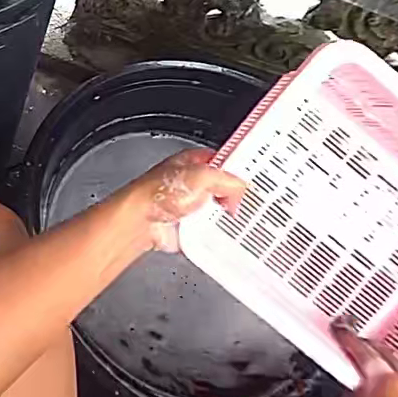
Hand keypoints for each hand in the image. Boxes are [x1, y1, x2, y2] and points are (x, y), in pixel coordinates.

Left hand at [111, 148, 245, 254]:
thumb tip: (241, 188)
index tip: (256, 180)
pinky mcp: (188, 226)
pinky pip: (210, 230)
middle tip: (248, 203)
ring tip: (236, 219)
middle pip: (224, 188)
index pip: (225, 161)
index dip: (240, 170)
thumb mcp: (202, 176)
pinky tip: (222, 235)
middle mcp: (191, 182)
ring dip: (226, 217)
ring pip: (218, 210)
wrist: (141, 221)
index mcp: (194, 162)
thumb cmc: (159, 192)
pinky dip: (216, 234)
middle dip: (235, 197)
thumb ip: (227, 180)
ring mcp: (189, 205)